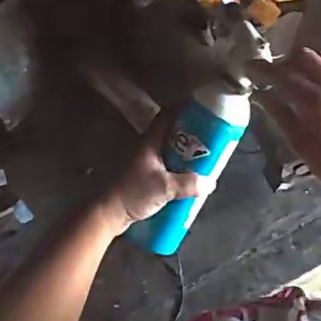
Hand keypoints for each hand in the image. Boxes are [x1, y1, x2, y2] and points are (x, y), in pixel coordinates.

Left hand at [92, 113, 211, 237]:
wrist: (110, 211)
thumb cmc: (133, 192)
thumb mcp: (164, 188)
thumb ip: (188, 184)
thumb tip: (211, 182)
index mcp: (150, 141)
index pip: (167, 116)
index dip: (183, 109)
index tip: (201, 110)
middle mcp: (147, 146)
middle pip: (171, 133)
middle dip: (190, 135)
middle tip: (210, 139)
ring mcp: (145, 160)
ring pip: (169, 149)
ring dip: (185, 152)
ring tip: (204, 158)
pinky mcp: (145, 174)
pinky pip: (166, 164)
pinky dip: (178, 166)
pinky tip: (188, 176)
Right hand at [259, 48, 320, 187]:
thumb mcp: (298, 141)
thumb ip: (278, 112)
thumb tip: (259, 94)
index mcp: (314, 101)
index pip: (282, 75)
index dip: (262, 69)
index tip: (248, 66)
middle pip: (302, 55)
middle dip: (284, 62)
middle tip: (275, 76)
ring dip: (303, 63)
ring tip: (296, 79)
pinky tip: (317, 85)